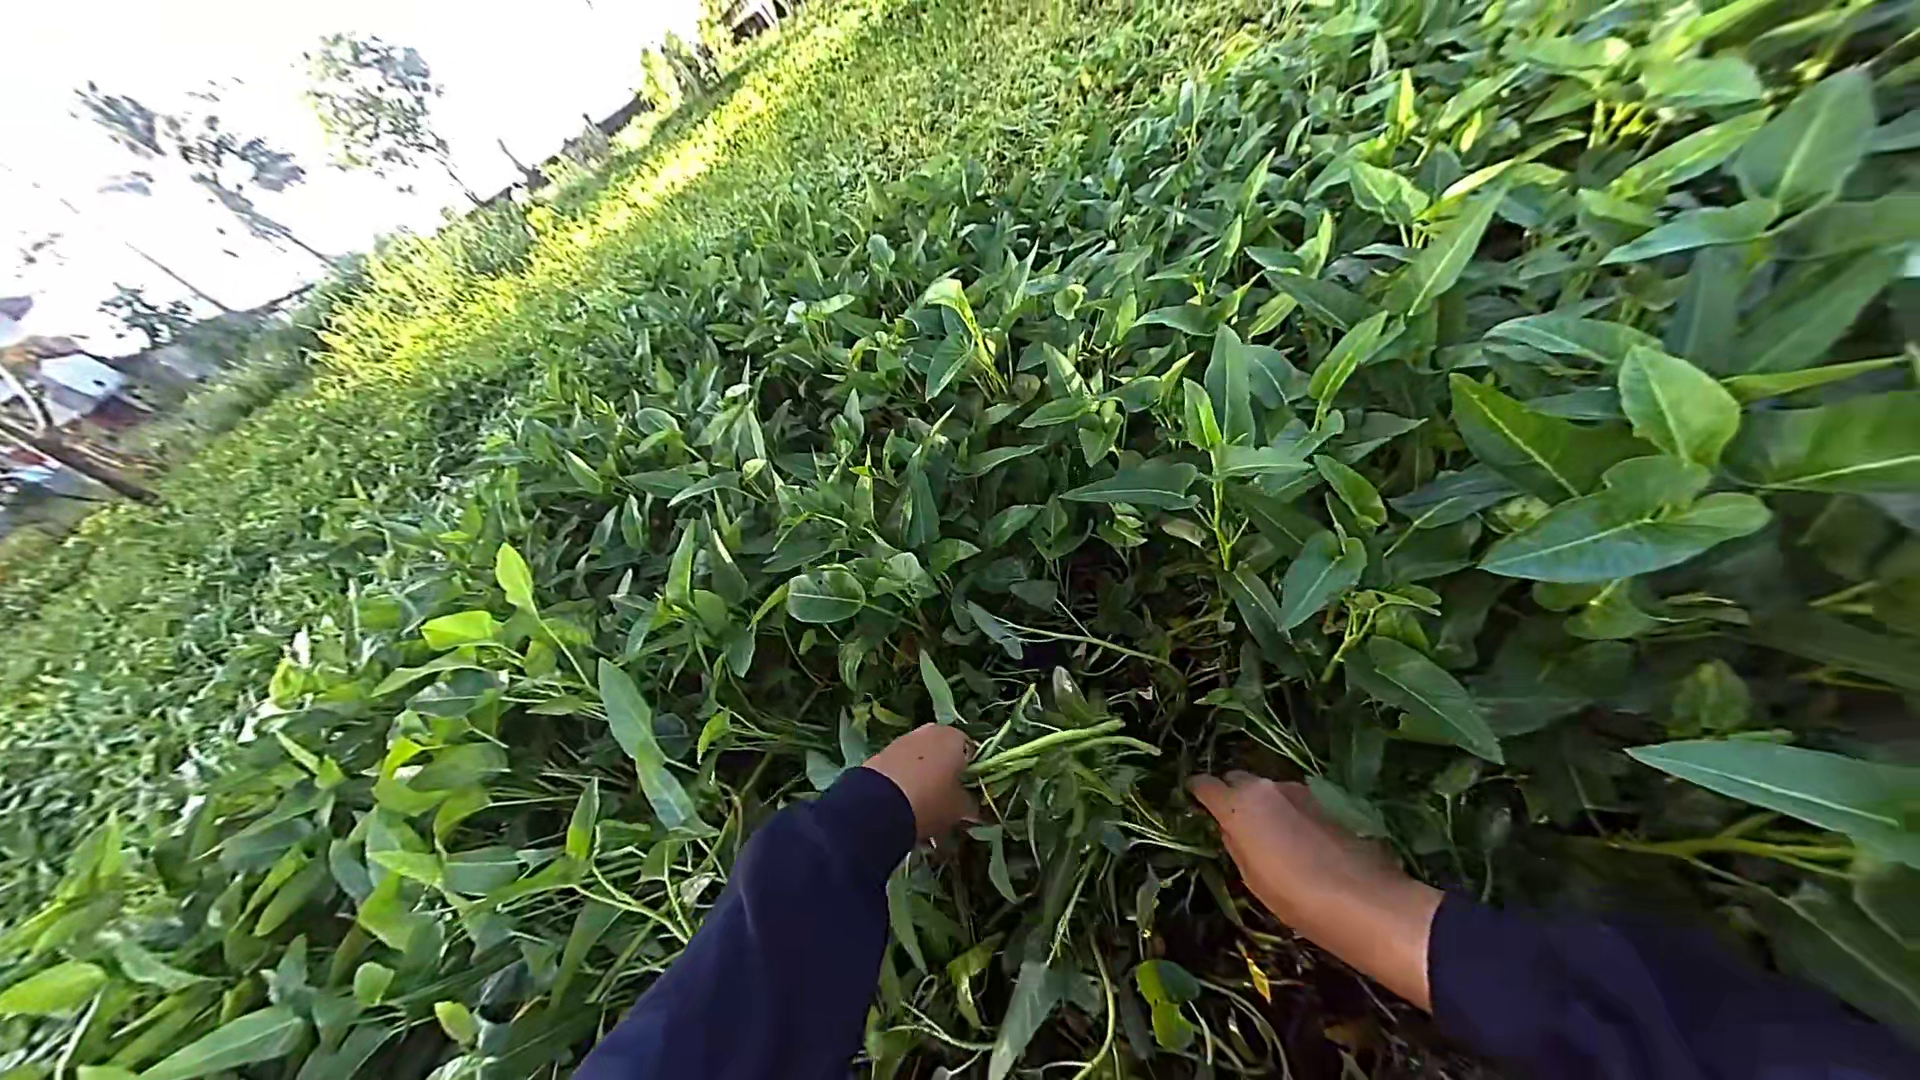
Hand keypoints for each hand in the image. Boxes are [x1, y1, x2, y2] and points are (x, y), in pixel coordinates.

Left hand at [864, 724, 976, 839]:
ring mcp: (904, 739)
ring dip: (925, 778)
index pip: (973, 752)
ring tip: (923, 807)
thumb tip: (976, 807)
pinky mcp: (882, 752)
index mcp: (954, 737)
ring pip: (922, 760)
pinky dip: (906, 780)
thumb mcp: (960, 808)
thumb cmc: (931, 800)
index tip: (969, 795)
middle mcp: (930, 731)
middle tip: (947, 802)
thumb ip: (972, 805)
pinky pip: (902, 766)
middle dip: (946, 775)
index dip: (972, 775)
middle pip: (945, 754)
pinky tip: (903, 804)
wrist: (879, 803)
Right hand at [1189, 771, 1442, 1010]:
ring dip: (1266, 805)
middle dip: (1233, 795)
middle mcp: (1264, 787)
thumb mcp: (1250, 877)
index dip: (1198, 792)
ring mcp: (1297, 790)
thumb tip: (1229, 827)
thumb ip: (1234, 842)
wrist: (1369, 905)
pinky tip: (1305, 842)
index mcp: (1237, 804)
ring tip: (1277, 837)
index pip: (1204, 784)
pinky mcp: (1326, 800)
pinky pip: (1295, 801)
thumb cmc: (1296, 898)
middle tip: (1239, 824)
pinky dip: (1292, 813)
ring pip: (1268, 791)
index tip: (1197, 803)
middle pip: (1237, 779)